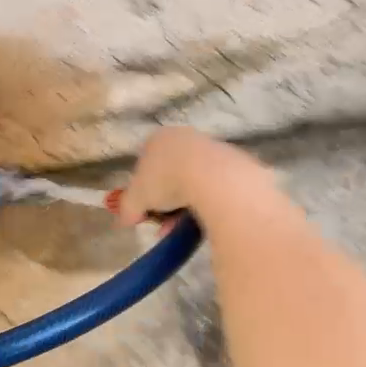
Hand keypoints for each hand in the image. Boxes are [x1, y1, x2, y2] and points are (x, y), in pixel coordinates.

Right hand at [115, 127, 257, 225]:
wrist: (217, 180)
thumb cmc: (167, 181)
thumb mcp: (136, 200)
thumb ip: (127, 209)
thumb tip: (125, 220)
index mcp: (158, 139)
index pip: (145, 164)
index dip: (143, 190)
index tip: (146, 211)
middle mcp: (185, 138)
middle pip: (172, 173)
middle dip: (168, 201)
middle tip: (166, 224)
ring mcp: (215, 148)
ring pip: (196, 181)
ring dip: (189, 205)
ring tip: (188, 228)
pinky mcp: (240, 163)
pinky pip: (219, 187)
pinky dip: (212, 203)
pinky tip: (209, 220)